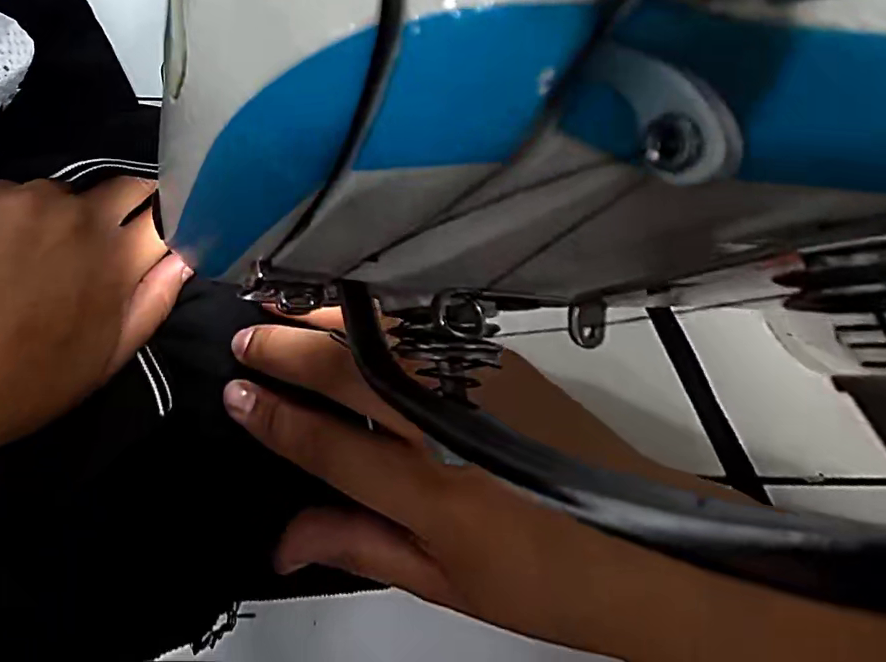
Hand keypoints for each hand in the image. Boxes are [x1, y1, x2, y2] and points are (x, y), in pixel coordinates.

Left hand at [0, 176, 188, 532]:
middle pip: (122, 189)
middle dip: (122, 212)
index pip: (163, 211)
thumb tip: (182, 256)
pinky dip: (19, 218)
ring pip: (65, 195)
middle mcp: (77, 213)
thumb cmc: (21, 384)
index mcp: (116, 256)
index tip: (152, 240)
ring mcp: (26, 198)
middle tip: (93, 253)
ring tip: (32, 263)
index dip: (162, 224)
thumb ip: (153, 301)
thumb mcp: (104, 360)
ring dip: (64, 219)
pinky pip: (18, 196)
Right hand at [221, 310, 885, 661]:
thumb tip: (278, 541)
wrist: (653, 546)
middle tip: (239, 338)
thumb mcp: (445, 584)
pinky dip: (364, 310)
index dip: (275, 419)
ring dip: (318, 316)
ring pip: (377, 337)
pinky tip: (336, 301)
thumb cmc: (543, 581)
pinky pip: (412, 324)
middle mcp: (448, 427)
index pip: (330, 446)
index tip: (232, 394)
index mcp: (434, 495)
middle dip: (284, 353)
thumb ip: (358, 545)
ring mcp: (475, 380)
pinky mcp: (494, 355)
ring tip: (273, 300)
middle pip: (347, 376)